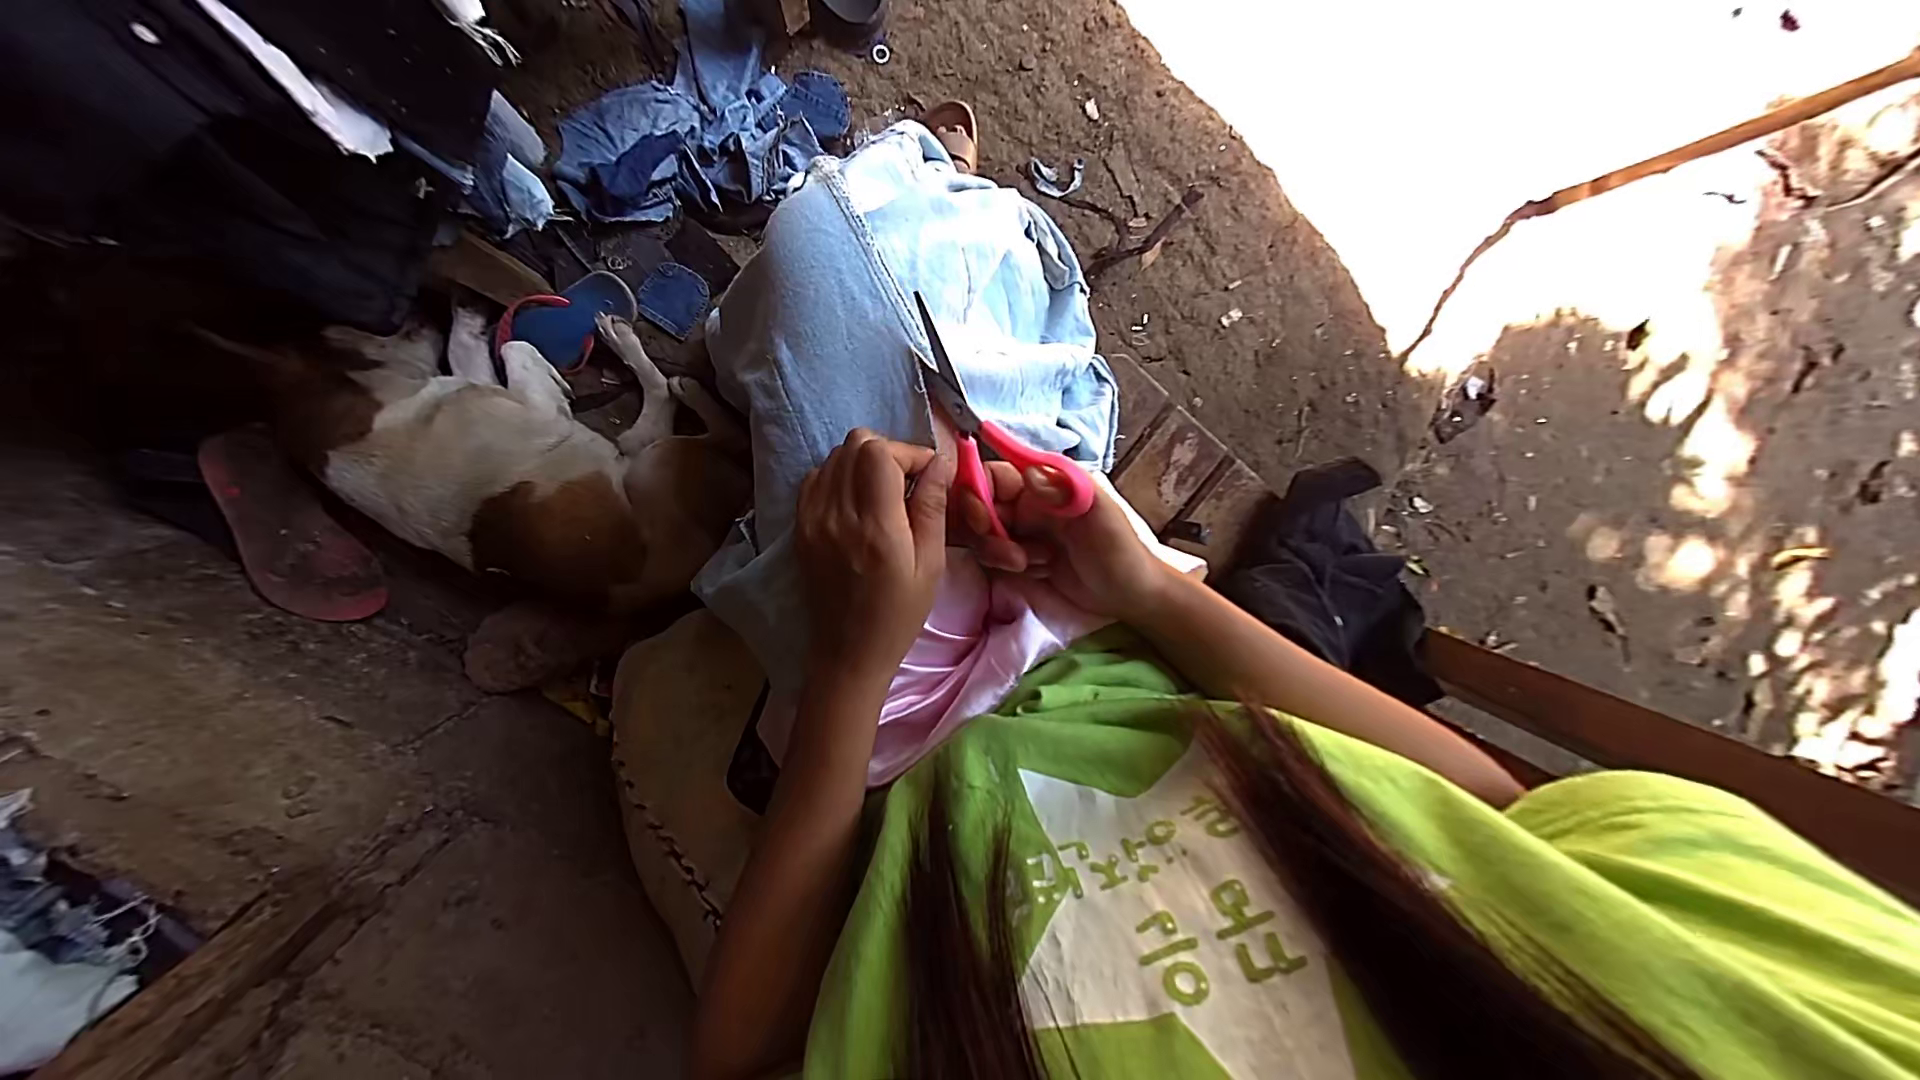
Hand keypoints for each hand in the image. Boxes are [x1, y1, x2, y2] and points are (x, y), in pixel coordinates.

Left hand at [794, 429, 954, 678]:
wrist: (848, 652)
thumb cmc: (899, 614)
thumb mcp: (931, 564)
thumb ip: (933, 507)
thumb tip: (940, 463)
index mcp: (874, 527)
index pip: (880, 453)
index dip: (910, 453)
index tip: (929, 475)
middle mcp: (836, 515)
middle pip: (856, 444)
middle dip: (889, 452)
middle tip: (909, 481)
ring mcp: (812, 519)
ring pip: (835, 456)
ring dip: (865, 462)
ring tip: (885, 492)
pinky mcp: (800, 526)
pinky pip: (817, 477)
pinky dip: (840, 476)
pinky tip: (857, 501)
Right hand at [957, 463, 1174, 621]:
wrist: (1133, 594)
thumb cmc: (1122, 549)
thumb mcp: (1101, 513)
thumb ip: (1067, 489)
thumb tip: (1029, 473)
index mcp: (1043, 484)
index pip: (993, 475)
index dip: (977, 493)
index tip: (982, 521)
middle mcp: (1028, 503)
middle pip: (980, 508)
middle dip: (987, 534)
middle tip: (1016, 558)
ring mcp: (1024, 532)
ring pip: (984, 536)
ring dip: (999, 554)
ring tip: (1035, 565)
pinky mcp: (1021, 558)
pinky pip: (994, 560)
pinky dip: (1007, 569)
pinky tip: (1039, 573)